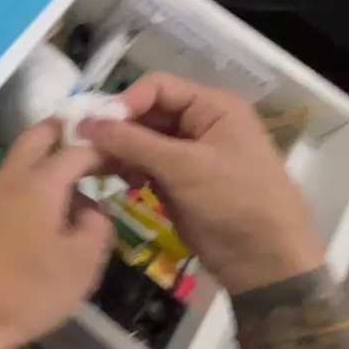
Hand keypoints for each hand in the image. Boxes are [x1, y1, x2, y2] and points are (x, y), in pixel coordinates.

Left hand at [0, 120, 112, 348]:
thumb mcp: (83, 262)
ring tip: (78, 186)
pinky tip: (49, 213)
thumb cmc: (31, 291)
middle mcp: (7, 180)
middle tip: (94, 145)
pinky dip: (31, 185)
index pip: (75, 149)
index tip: (125, 157)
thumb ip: (97, 225)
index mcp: (37, 183)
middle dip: (64, 133)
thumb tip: (91, 209)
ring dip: (46, 160)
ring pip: (18, 161)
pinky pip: (8, 186)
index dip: (103, 149)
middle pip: (35, 138)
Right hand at [78, 72, 322, 293]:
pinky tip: (119, 182)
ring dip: (117, 151)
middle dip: (116, 129)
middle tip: (86, 149)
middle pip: (145, 112)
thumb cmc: (234, 201)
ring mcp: (186, 153)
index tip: (95, 127)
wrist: (264, 260)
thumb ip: (132, 142)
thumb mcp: (183, 167)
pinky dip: (126, 169)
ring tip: (98, 168)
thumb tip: (84, 123)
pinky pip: (141, 163)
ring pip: (139, 139)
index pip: (157, 87)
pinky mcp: (175, 179)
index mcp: (213, 107)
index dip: (125, 102)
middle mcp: (198, 123)